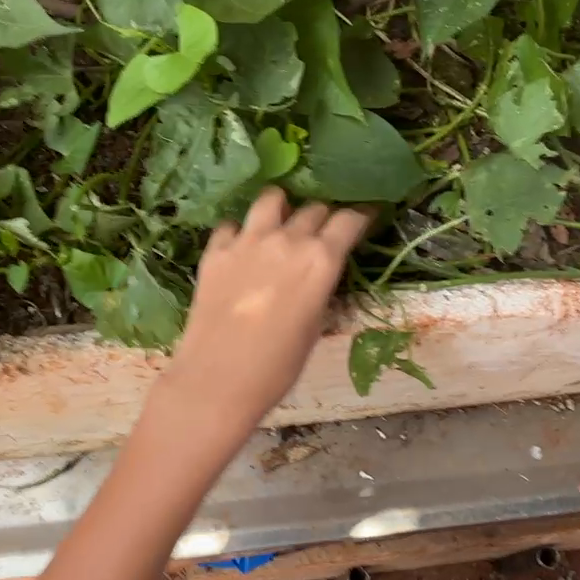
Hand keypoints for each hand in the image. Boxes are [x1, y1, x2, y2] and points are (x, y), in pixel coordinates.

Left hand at [151, 188, 369, 446]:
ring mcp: (247, 240)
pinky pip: (232, 225)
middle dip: (323, 218)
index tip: (364, 219)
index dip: (360, 217)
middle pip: (314, 209)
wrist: (217, 380)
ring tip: (281, 223)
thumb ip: (320, 287)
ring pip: (271, 199)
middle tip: (321, 234)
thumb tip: (319, 272)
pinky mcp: (215, 250)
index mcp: (321, 260)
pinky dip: (240, 232)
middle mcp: (287, 240)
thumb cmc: (277, 367)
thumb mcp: (314, 326)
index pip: (349, 220)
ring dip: (282, 208)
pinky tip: (241, 249)